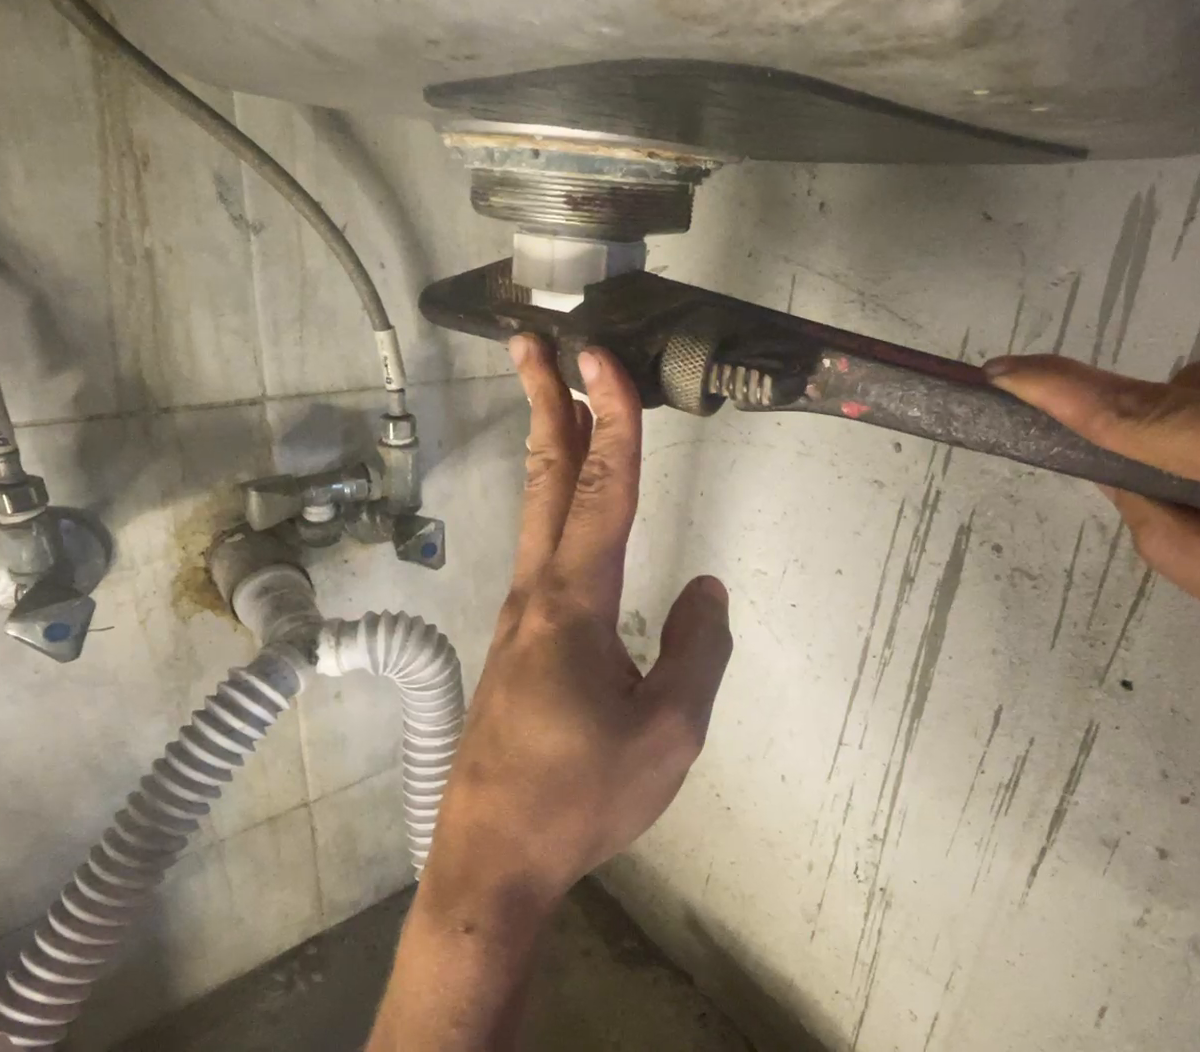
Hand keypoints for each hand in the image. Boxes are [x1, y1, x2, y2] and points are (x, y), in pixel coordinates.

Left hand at [367, 336, 730, 1051]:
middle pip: (545, 480)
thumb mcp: (668, 734)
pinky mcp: (516, 646)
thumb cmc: (581, 797)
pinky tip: (570, 516)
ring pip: (536, 514)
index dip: (610, 421)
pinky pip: (539, 554)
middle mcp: (537, 595)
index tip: (602, 358)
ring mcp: (518, 619)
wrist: (492, 856)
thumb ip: (696, 652)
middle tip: (535, 344)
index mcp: (575, 604)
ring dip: (550, 450)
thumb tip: (707, 590)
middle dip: (545, 405)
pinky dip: (553, 506)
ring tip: (558, 403)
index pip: (603, 492)